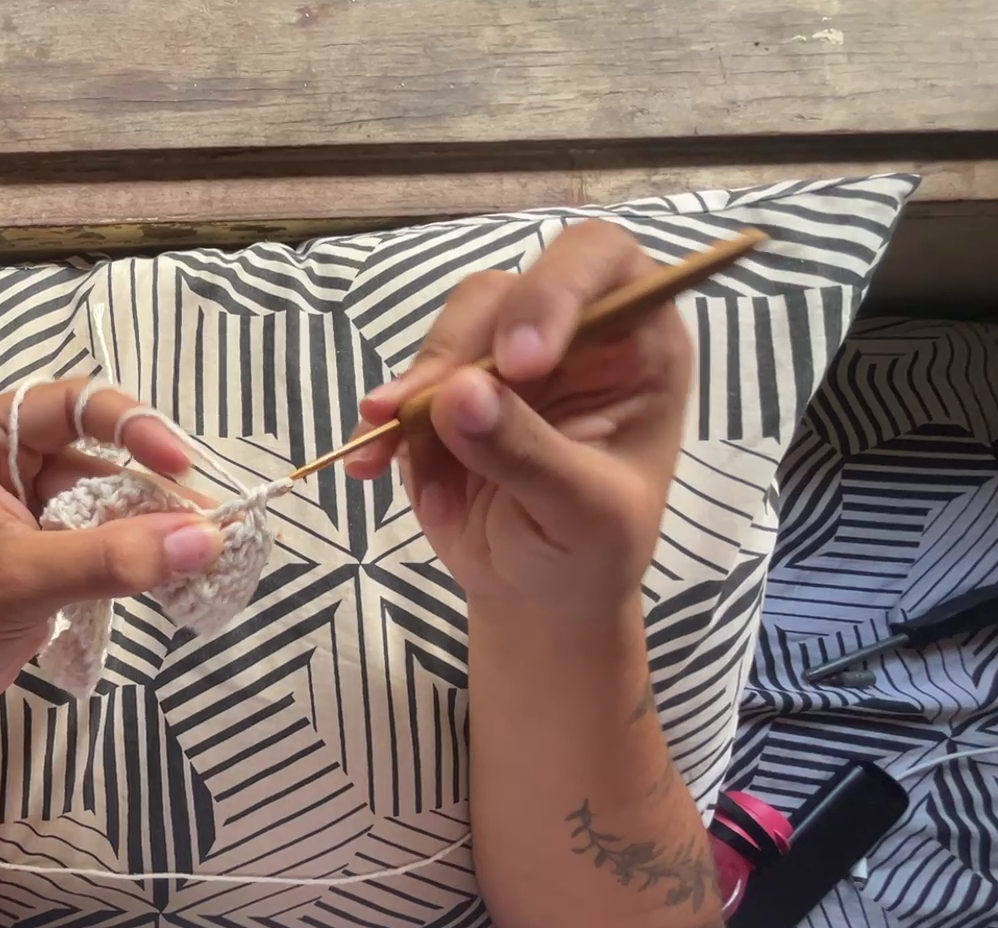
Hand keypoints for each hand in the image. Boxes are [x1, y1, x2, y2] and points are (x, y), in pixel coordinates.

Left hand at [0, 378, 224, 705]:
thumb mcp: (22, 578)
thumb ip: (111, 557)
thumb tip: (206, 538)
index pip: (69, 405)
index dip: (131, 424)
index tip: (179, 467)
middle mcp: (7, 459)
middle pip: (98, 450)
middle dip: (152, 486)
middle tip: (211, 520)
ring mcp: (31, 502)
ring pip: (107, 495)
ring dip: (153, 522)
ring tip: (208, 548)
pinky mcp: (50, 543)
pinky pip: (105, 532)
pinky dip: (139, 549)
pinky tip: (178, 566)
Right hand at [345, 222, 693, 613]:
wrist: (532, 592)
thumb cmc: (587, 552)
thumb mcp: (581, 513)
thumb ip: (526, 451)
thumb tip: (455, 394)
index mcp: (631, 347)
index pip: (597, 264)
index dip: (551, 293)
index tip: (517, 365)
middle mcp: (561, 341)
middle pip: (495, 297)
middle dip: (452, 357)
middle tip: (417, 413)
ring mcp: (493, 372)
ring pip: (440, 342)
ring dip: (408, 403)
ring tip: (389, 462)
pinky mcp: (439, 403)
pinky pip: (397, 395)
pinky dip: (377, 432)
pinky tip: (366, 467)